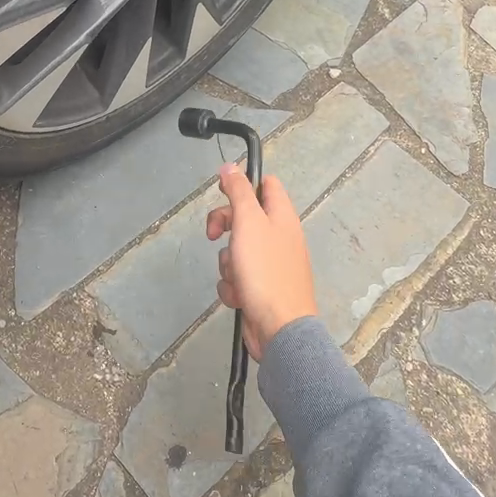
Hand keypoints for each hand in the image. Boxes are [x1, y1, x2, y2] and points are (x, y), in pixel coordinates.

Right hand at [206, 163, 317, 359]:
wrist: (280, 329)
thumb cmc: (265, 271)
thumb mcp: (249, 222)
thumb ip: (239, 191)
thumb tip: (230, 166)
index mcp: (282, 216)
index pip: (266, 184)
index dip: (243, 182)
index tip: (222, 189)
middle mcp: (279, 237)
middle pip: (244, 217)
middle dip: (224, 226)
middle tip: (213, 234)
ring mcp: (271, 264)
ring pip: (236, 249)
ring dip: (228, 262)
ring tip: (237, 276)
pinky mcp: (261, 288)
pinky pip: (237, 277)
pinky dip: (233, 285)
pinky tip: (239, 296)